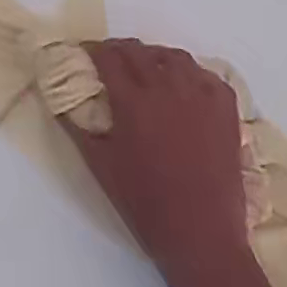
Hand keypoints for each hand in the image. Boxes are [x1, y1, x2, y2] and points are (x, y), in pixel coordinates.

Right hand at [67, 40, 284, 286]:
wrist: (201, 236)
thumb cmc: (144, 203)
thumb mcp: (100, 165)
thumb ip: (77, 127)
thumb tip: (60, 101)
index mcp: (132, 101)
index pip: (107, 57)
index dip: (93, 50)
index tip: (85, 53)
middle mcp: (166, 89)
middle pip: (138, 52)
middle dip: (119, 50)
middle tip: (110, 60)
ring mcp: (200, 97)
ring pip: (174, 57)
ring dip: (154, 56)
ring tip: (148, 69)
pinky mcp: (226, 111)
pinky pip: (207, 75)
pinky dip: (191, 72)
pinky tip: (184, 85)